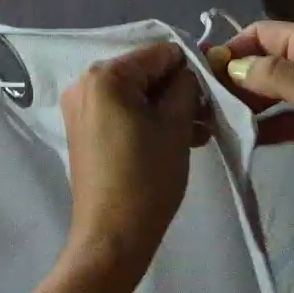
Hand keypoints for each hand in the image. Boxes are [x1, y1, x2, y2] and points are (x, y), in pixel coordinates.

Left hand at [59, 42, 209, 274]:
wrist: (112, 238)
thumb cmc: (146, 177)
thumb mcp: (174, 125)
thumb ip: (184, 86)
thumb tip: (187, 72)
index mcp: (105, 75)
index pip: (158, 54)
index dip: (189, 67)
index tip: (212, 89)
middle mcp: (85, 83)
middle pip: (144, 73)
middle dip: (176, 90)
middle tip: (205, 115)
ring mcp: (81, 108)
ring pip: (134, 94)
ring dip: (165, 108)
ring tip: (196, 132)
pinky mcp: (83, 130)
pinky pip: (121, 111)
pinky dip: (146, 120)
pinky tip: (174, 139)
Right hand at [211, 21, 293, 204]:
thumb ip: (277, 77)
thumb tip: (233, 65)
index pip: (262, 33)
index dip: (232, 49)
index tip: (203, 74)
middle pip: (266, 58)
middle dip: (236, 77)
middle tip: (206, 103)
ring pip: (276, 87)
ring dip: (250, 101)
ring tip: (219, 121)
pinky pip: (291, 113)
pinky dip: (270, 122)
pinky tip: (249, 138)